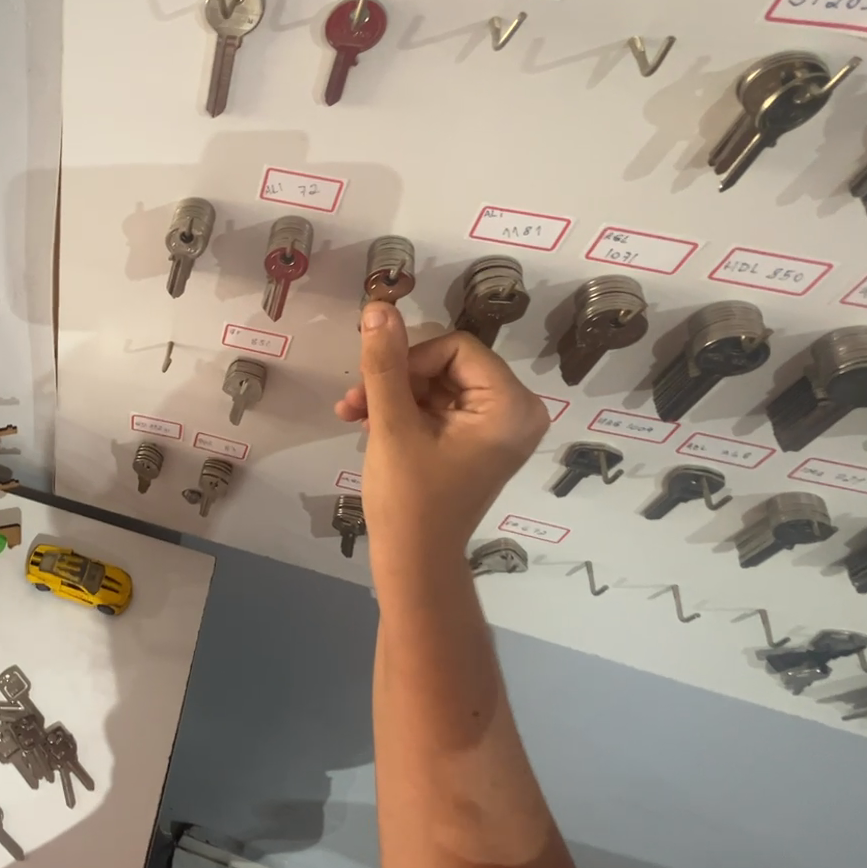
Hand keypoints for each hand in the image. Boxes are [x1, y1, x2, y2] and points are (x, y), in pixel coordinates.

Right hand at [335, 302, 547, 557]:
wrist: (412, 559)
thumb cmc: (409, 497)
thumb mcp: (392, 425)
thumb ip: (385, 364)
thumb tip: (379, 308)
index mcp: (510, 406)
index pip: (455, 348)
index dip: (409, 359)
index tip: (374, 387)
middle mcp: (514, 411)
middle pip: (446, 364)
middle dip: (395, 380)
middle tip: (352, 403)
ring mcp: (493, 428)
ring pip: (435, 385)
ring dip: (390, 395)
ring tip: (352, 414)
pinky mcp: (473, 442)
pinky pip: (436, 407)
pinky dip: (401, 411)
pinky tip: (367, 423)